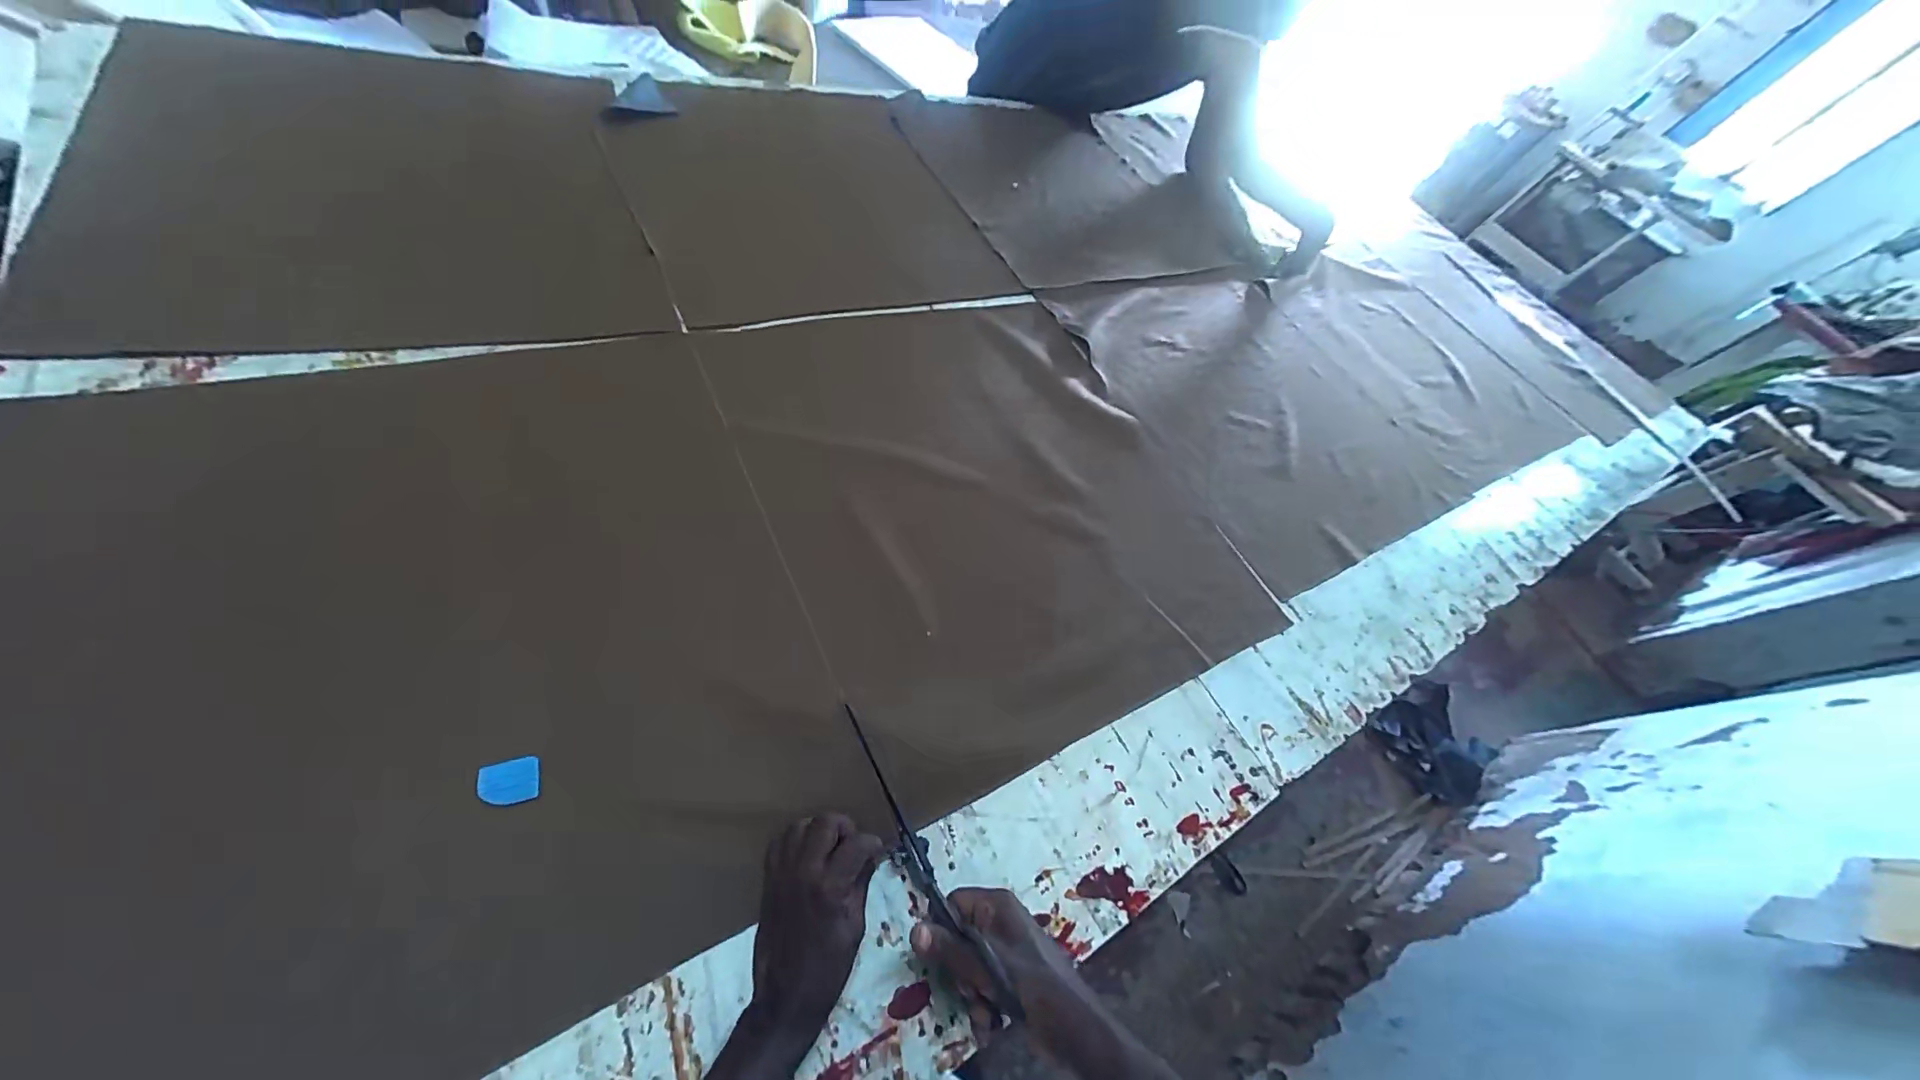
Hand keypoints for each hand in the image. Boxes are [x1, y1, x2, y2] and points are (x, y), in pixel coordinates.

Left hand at [750, 814, 885, 1038]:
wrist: (785, 996)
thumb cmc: (828, 967)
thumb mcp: (856, 926)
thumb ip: (861, 884)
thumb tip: (870, 857)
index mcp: (830, 888)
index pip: (857, 843)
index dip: (872, 843)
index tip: (877, 850)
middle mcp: (804, 873)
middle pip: (825, 822)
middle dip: (845, 828)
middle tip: (852, 846)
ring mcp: (782, 874)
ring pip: (800, 826)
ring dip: (818, 831)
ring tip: (829, 848)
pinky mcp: (768, 880)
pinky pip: (779, 843)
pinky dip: (795, 841)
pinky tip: (807, 855)